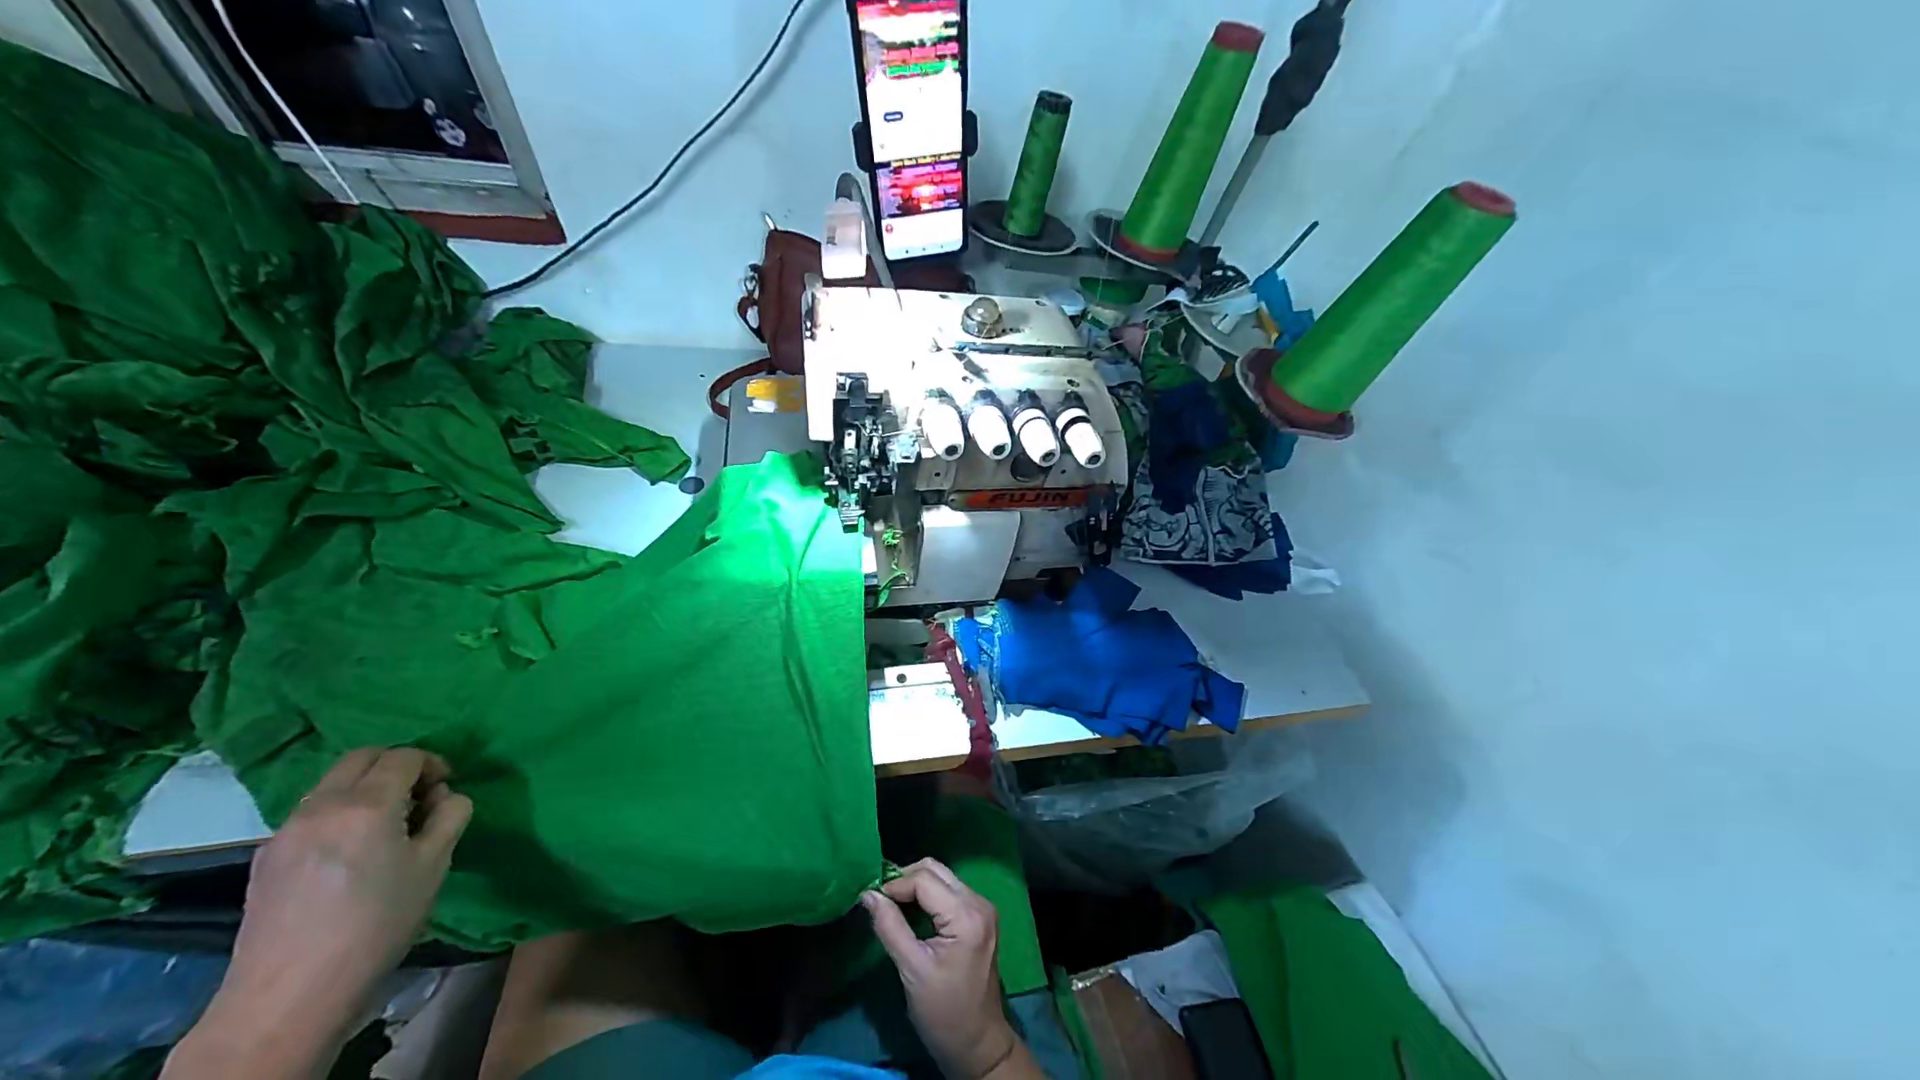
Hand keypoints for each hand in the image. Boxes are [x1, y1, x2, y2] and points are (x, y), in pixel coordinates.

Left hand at [166, 748, 472, 1079]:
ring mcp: (286, 830)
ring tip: (385, 826)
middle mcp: (321, 805)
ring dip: (365, 788)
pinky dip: (339, 813)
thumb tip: (444, 796)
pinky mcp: (266, 856)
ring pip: (333, 783)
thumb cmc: (377, 923)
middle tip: (418, 795)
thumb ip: (450, 816)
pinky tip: (349, 852)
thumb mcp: (435, 865)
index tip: (446, 788)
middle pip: (362, 757)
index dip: (432, 763)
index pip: (404, 756)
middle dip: (396, 765)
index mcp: (367, 804)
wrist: (290, 993)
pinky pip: (312, 813)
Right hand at [863, 858, 1032, 1079]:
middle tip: (879, 898)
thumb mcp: (911, 969)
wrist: (978, 1043)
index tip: (870, 899)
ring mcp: (982, 908)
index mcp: (966, 915)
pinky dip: (927, 895)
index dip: (894, 885)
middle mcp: (979, 902)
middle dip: (904, 879)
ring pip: (942, 877)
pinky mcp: (979, 917)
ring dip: (915, 885)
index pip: (924, 880)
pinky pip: (949, 891)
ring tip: (890, 904)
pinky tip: (910, 911)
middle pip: (935, 870)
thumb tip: (868, 894)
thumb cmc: (943, 1012)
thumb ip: (889, 926)